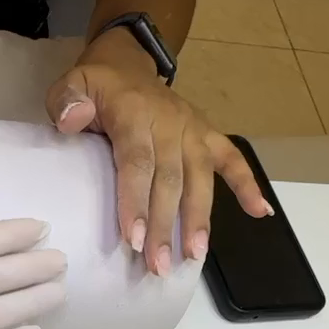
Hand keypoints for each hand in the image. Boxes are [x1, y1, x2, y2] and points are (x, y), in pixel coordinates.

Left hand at [47, 36, 272, 275]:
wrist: (126, 64)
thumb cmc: (95, 89)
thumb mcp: (71, 86)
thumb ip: (67, 100)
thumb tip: (72, 119)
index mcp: (136, 115)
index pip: (137, 162)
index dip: (135, 202)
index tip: (133, 240)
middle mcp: (171, 123)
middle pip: (170, 180)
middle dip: (164, 226)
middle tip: (159, 265)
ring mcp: (193, 130)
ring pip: (199, 179)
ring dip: (198, 219)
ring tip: (194, 257)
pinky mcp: (207, 136)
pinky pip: (233, 160)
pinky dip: (248, 185)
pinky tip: (260, 213)